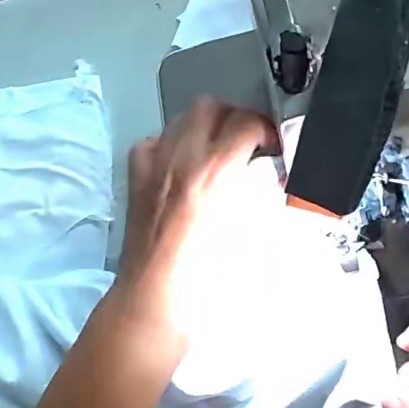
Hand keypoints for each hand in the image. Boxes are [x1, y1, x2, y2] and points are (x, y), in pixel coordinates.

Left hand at [114, 97, 277, 324]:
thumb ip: (260, 196)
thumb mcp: (252, 238)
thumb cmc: (207, 283)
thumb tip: (266, 175)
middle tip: (248, 141)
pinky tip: (183, 166)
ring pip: (180, 118)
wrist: (154, 301)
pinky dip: (172, 145)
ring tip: (218, 151)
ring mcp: (153, 165)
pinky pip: (154, 141)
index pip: (245, 123)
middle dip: (234, 117)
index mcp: (213, 173)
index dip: (267, 130)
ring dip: (204, 127)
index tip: (273, 145)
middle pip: (209, 106)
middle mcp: (179, 159)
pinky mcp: (136, 178)